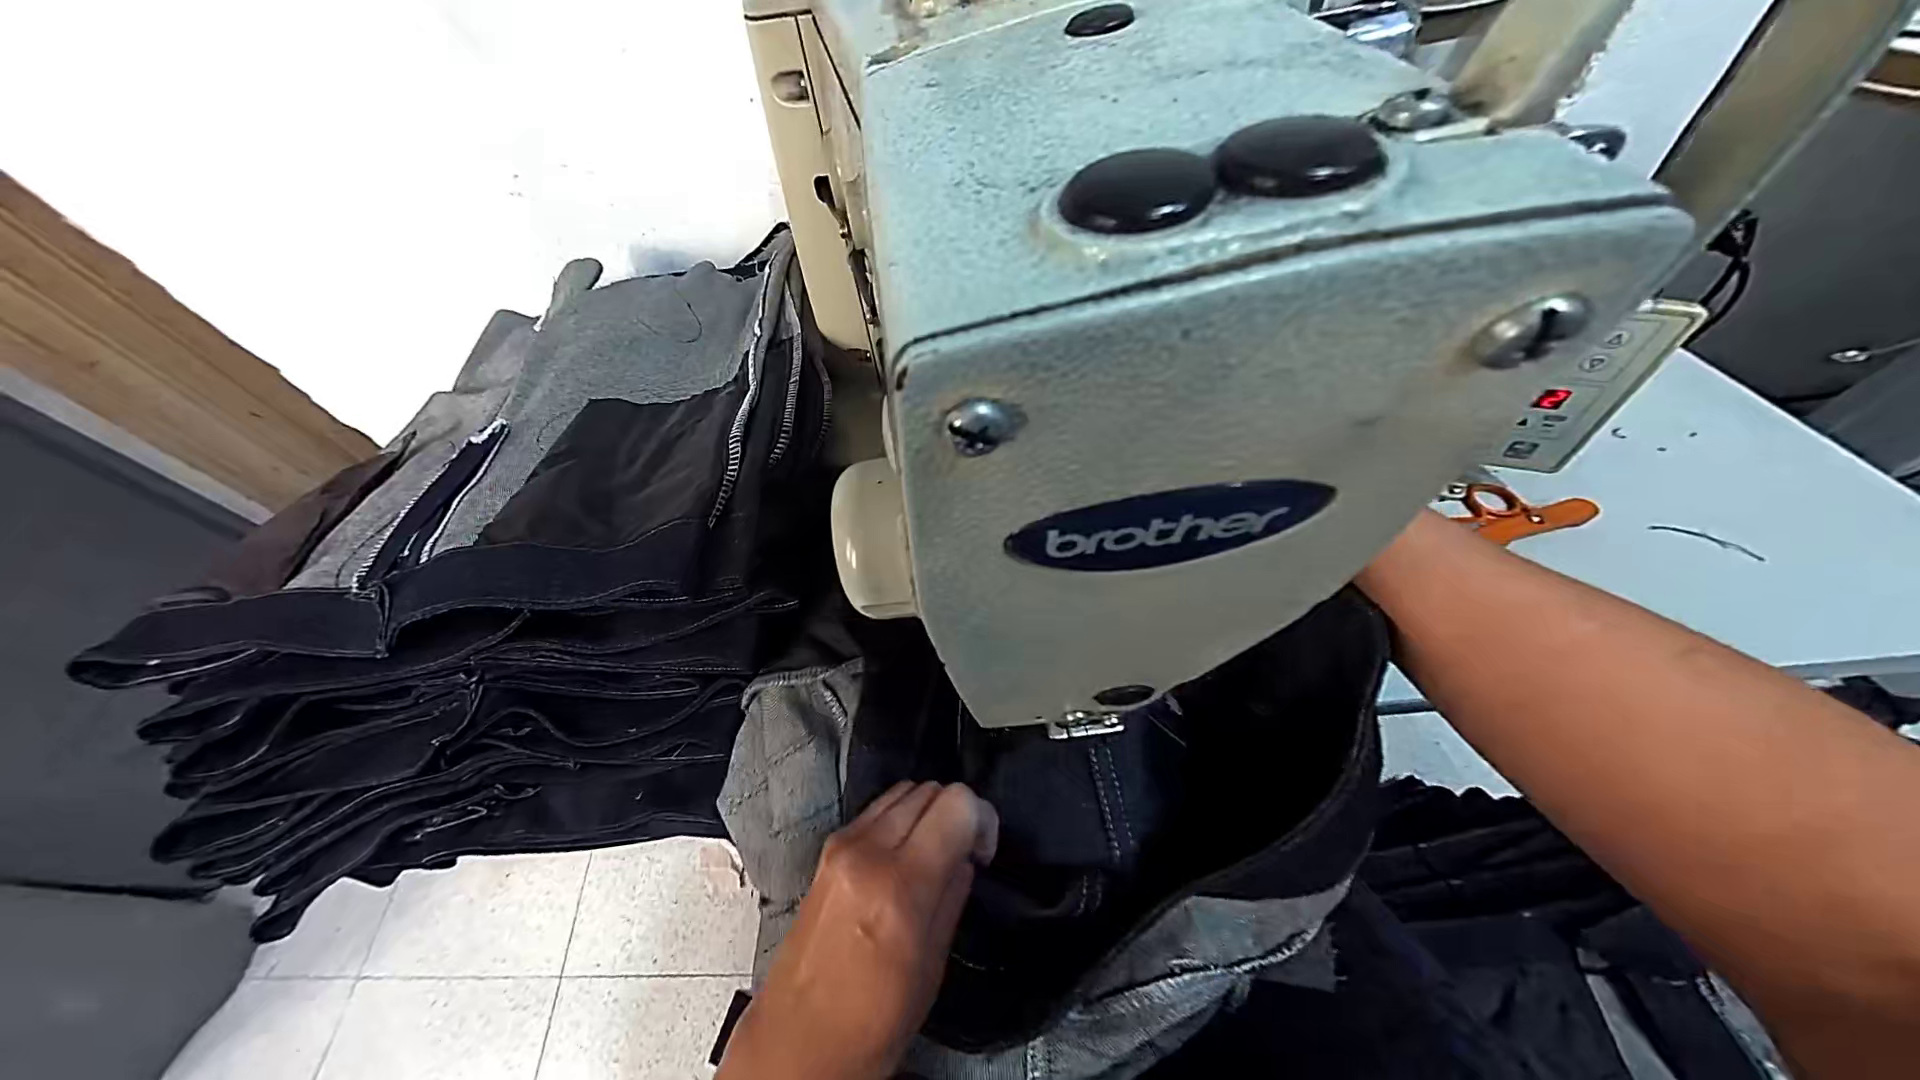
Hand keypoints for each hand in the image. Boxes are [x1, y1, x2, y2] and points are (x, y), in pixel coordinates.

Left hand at [717, 781, 998, 1079]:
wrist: (797, 1040)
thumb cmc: (871, 1020)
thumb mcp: (931, 965)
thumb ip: (952, 895)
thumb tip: (965, 857)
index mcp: (899, 882)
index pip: (957, 803)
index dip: (982, 819)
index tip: (983, 852)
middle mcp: (867, 849)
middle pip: (931, 788)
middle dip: (957, 813)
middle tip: (963, 853)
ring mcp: (841, 843)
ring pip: (904, 789)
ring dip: (929, 811)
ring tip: (934, 853)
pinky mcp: (826, 847)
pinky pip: (878, 807)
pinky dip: (901, 816)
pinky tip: (905, 853)